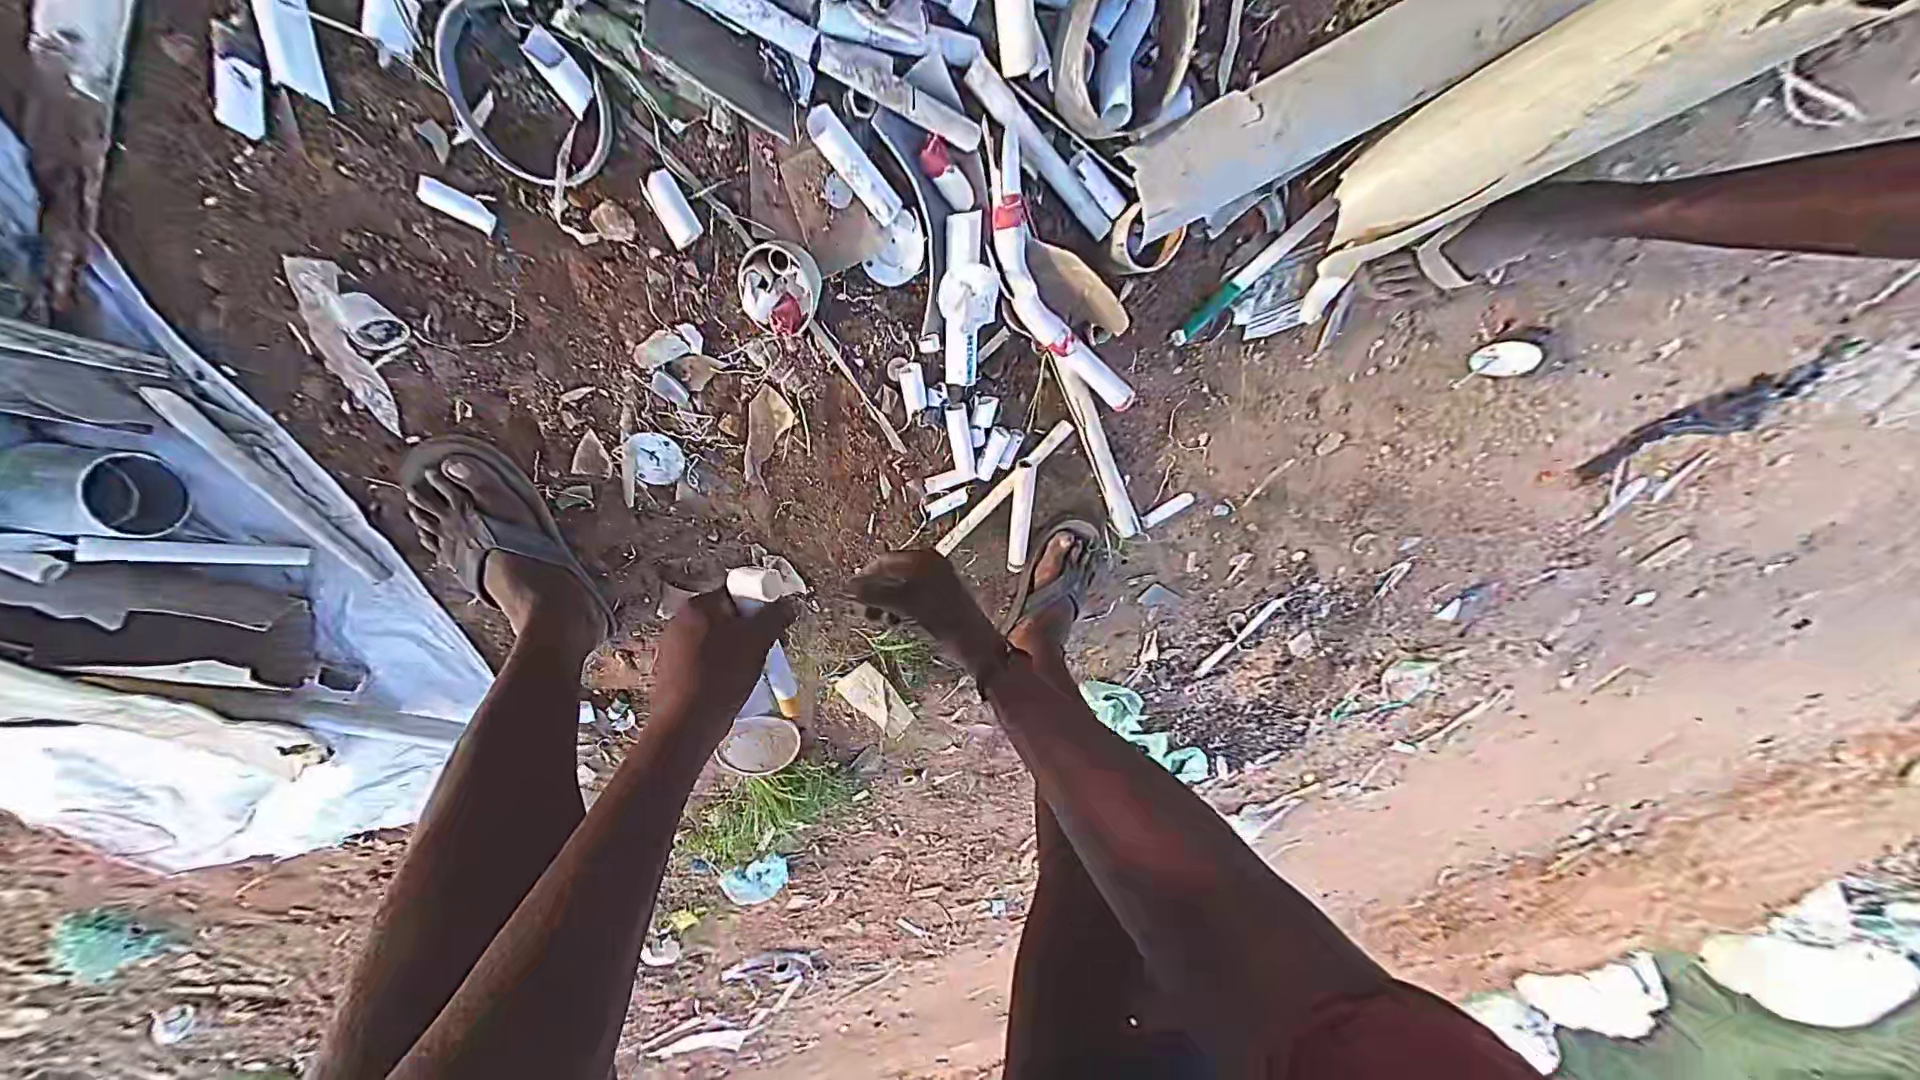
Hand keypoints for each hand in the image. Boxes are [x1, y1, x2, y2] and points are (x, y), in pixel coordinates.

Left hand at [651, 589, 795, 729]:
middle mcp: (680, 621)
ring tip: (748, 669)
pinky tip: (730, 683)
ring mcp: (673, 646)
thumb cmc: (722, 676)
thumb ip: (776, 616)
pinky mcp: (673, 670)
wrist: (686, 723)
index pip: (737, 592)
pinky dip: (721, 666)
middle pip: (727, 616)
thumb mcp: (759, 641)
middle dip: (749, 630)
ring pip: (718, 639)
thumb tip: (789, 603)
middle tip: (764, 647)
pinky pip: (706, 659)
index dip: (758, 606)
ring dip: (737, 649)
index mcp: (699, 606)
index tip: (770, 624)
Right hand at [851, 550, 1003, 679]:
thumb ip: (876, 594)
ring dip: (885, 604)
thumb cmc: (945, 621)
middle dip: (875, 593)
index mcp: (925, 560)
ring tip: (879, 620)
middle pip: (891, 575)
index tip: (852, 594)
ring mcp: (936, 584)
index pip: (886, 561)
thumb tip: (850, 587)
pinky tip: (896, 623)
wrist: (977, 646)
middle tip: (865, 612)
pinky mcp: (938, 601)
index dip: (866, 577)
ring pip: (899, 589)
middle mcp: (931, 567)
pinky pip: (910, 600)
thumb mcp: (906, 605)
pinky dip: (899, 610)